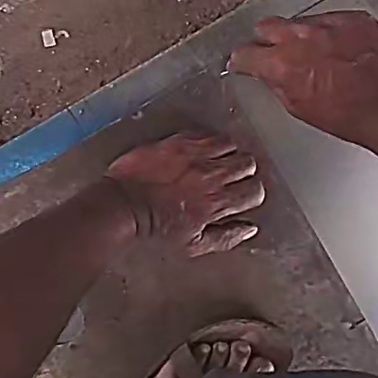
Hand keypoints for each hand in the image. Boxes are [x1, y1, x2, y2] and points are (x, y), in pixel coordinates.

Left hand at [106, 131, 265, 255]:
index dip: (251, 193)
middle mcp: (211, 176)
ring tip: (216, 161)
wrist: (123, 205)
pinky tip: (201, 151)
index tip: (242, 195)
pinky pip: (208, 133)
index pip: (254, 191)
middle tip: (230, 177)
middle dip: (243, 171)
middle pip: (248, 163)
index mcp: (217, 203)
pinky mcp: (179, 141)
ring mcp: (195, 155)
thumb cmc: (156, 228)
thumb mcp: (193, 244)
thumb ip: (225, 237)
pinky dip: (209, 141)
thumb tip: (250, 228)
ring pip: (231, 144)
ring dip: (228, 153)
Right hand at [229, 12, 377, 146]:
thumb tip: (270, 77)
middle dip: (267, 39)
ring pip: (301, 21)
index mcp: (282, 63)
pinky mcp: (354, 19)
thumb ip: (277, 85)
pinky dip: (332, 33)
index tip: (243, 62)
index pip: (245, 53)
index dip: (242, 60)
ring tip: (319, 57)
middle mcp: (302, 37)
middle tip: (275, 52)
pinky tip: (341, 51)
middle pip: (268, 26)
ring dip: (303, 36)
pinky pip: (332, 20)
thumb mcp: (300, 108)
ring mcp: (329, 24)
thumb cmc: (350, 115)